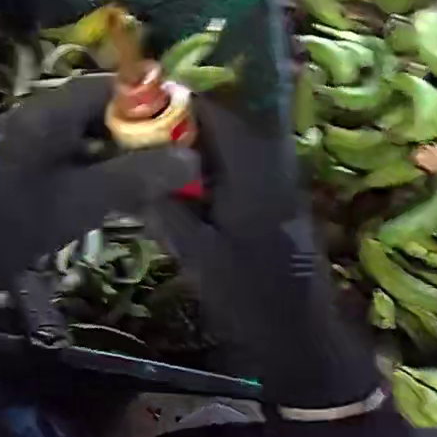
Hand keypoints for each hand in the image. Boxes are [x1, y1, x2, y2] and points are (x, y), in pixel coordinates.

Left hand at [0, 76, 196, 340]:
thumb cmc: (18, 222)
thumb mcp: (83, 200)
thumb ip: (136, 177)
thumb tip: (190, 156)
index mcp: (41, 114)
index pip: (99, 87)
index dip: (139, 99)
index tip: (172, 120)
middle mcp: (21, 120)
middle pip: (82, 113)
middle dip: (122, 132)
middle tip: (156, 156)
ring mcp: (5, 146)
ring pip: (64, 139)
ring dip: (98, 155)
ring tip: (131, 179)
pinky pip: (46, 160)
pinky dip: (74, 171)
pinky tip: (89, 197)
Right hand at [145, 100, 378, 411]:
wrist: (299, 337)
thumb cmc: (246, 297)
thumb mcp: (196, 256)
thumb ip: (167, 211)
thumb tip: (137, 177)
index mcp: (253, 183)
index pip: (225, 123)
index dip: (191, 104)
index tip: (154, 100)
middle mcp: (273, 177)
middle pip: (233, 131)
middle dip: (192, 122)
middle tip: (150, 127)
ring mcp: (281, 192)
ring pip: (240, 151)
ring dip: (204, 145)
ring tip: (162, 150)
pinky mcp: (281, 208)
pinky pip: (245, 172)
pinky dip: (216, 168)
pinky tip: (189, 184)